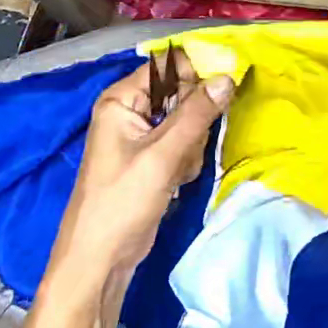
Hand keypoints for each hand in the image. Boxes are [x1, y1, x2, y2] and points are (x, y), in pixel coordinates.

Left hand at [52, 47, 232, 278]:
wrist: (99, 262)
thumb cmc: (121, 204)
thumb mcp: (163, 156)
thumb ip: (197, 113)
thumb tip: (228, 76)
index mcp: (122, 99)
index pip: (170, 65)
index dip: (198, 73)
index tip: (225, 88)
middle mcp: (131, 109)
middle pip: (184, 91)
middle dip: (196, 118)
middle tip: (189, 145)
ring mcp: (142, 133)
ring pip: (190, 117)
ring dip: (193, 143)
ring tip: (178, 170)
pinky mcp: (153, 155)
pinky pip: (186, 140)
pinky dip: (188, 158)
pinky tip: (176, 180)